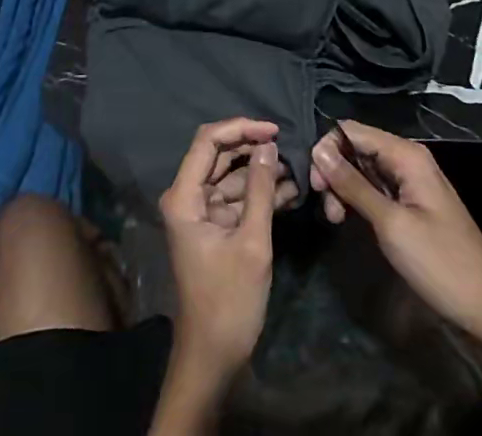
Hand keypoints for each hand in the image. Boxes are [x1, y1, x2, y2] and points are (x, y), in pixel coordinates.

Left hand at [158, 118, 292, 377]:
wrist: (214, 353)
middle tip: (291, 149)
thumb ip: (261, 189)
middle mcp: (186, 198)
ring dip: (261, 172)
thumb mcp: (252, 240)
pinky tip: (290, 192)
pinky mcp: (214, 227)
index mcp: (184, 197)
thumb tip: (269, 146)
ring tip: (297, 171)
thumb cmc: (229, 299)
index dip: (241, 128)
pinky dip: (260, 194)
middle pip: (219, 154)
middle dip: (254, 148)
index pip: (208, 141)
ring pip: (231, 176)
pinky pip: (237, 198)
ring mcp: (200, 213)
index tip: (275, 130)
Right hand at [309, 120, 481, 349]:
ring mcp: (408, 181)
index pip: (351, 129)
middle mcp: (407, 159)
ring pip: (360, 168)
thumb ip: (353, 185)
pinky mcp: (406, 202)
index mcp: (407, 154)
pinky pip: (372, 187)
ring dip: (341, 188)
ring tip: (336, 220)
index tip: (313, 184)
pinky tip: (346, 219)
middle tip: (325, 208)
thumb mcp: (390, 223)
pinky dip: (355, 199)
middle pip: (354, 147)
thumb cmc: (439, 262)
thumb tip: (318, 149)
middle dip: (332, 171)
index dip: (327, 149)